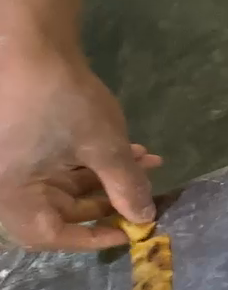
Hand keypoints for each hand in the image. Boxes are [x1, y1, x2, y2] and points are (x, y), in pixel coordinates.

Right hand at [0, 40, 158, 250]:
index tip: (132, 231)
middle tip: (148, 192)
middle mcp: (0, 182)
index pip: (44, 235)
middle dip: (108, 203)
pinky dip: (92, 163)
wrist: (26, 51)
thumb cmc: (61, 104)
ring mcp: (7, 162)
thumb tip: (144, 217)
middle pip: (56, 211)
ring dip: (108, 178)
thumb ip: (125, 187)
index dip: (91, 239)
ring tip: (149, 163)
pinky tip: (134, 152)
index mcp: (8, 191)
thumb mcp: (105, 149)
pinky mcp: (16, 144)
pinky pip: (55, 166)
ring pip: (61, 186)